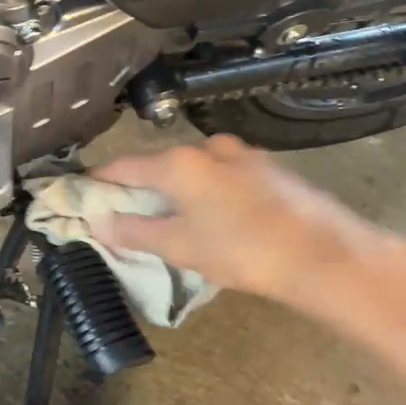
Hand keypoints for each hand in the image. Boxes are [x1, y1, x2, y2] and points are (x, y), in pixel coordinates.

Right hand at [92, 135, 399, 311]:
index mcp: (179, 163)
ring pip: (193, 170)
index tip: (80, 197)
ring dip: (174, 191)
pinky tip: (210, 219)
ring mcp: (243, 155)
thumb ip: (134, 231)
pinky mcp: (269, 170)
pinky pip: (221, 176)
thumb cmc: (242, 250)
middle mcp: (208, 148)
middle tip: (123, 216)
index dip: (98, 183)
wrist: (324, 256)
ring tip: (167, 221)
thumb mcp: (179, 246)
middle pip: (158, 165)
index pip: (122, 167)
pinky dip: (204, 193)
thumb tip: (99, 220)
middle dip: (138, 188)